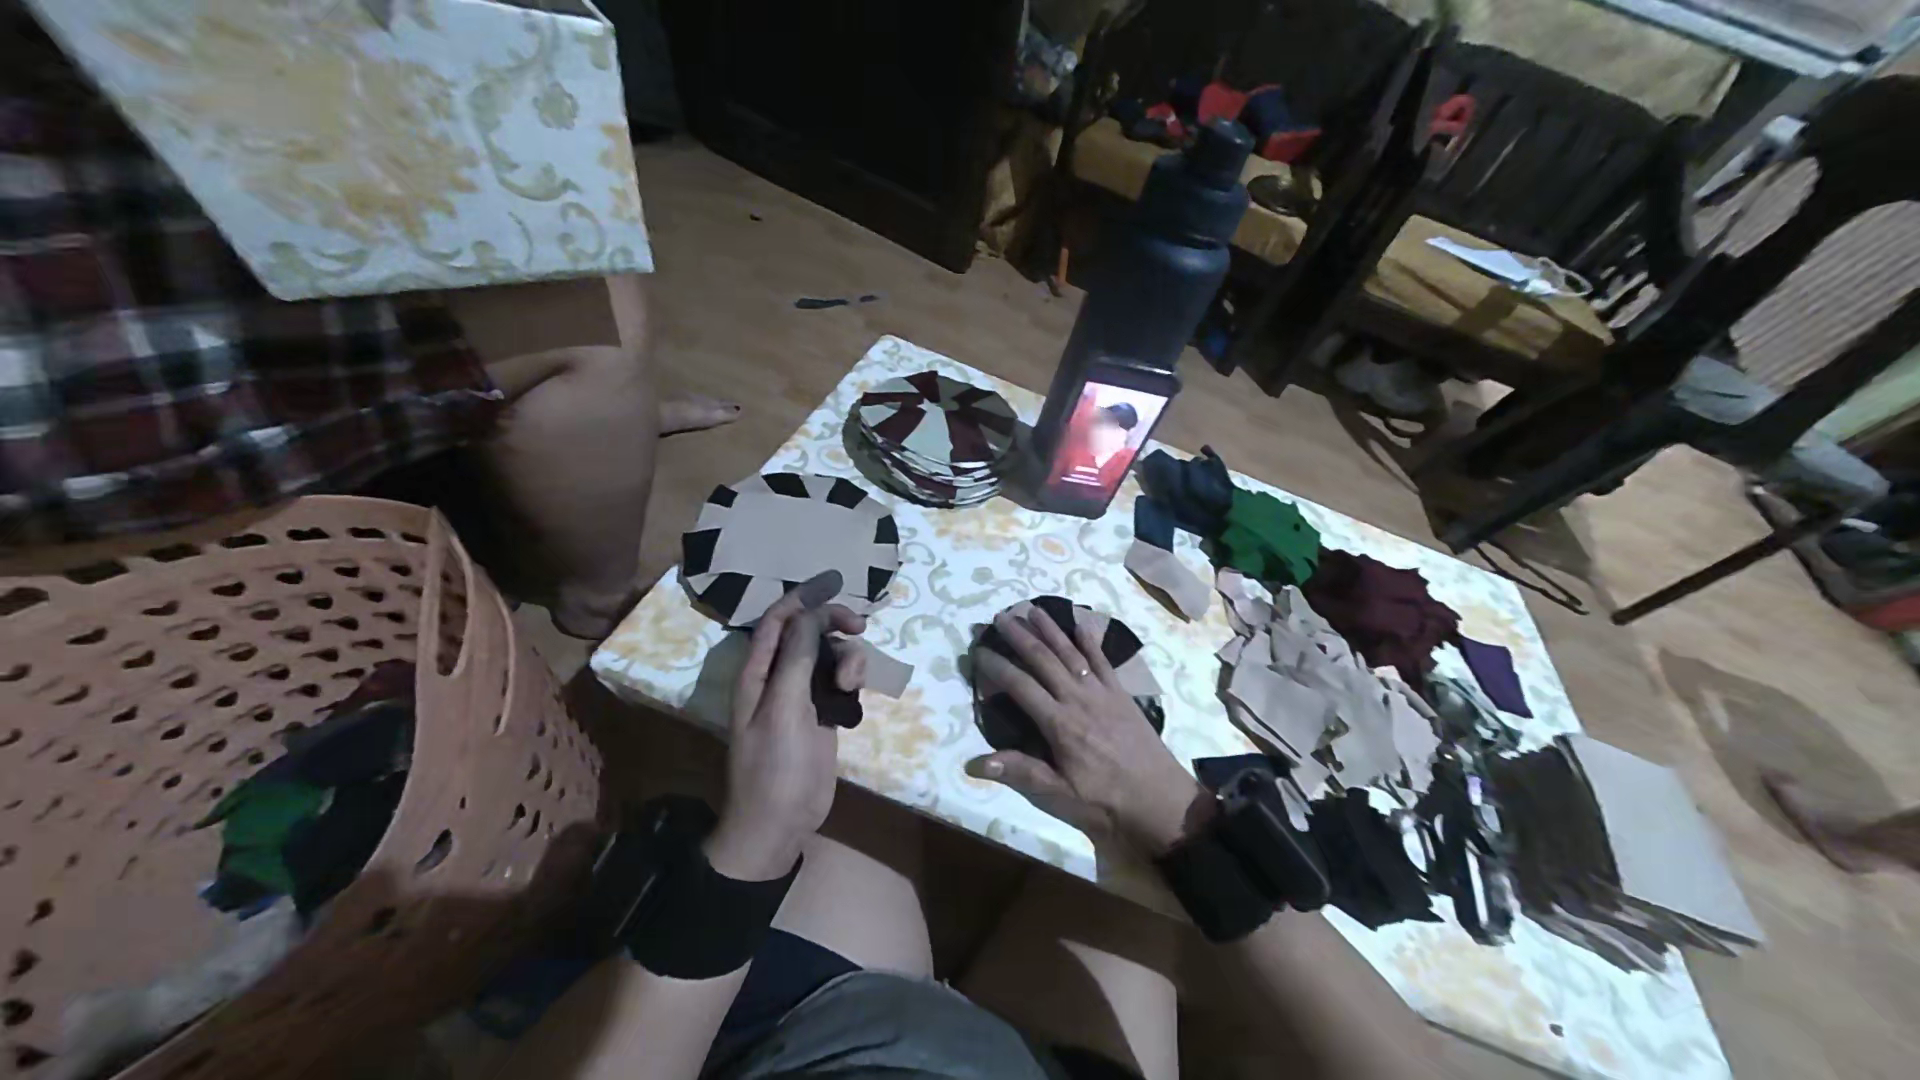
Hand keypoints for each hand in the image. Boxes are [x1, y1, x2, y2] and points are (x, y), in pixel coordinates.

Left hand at [706, 571, 867, 880]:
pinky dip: (852, 682)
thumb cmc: (774, 767)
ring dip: (847, 660)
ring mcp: (801, 696)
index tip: (836, 580)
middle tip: (859, 627)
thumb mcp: (784, 709)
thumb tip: (809, 615)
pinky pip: (840, 682)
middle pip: (809, 632)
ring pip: (830, 656)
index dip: (803, 596)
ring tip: (850, 687)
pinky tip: (854, 701)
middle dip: (834, 624)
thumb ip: (796, 659)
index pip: (779, 619)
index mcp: (758, 672)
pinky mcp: (822, 715)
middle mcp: (778, 677)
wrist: (779, 824)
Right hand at [967, 607, 1211, 854]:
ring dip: (1050, 629)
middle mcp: (1078, 699)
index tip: (978, 651)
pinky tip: (1079, 623)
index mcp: (1059, 724)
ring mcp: (1101, 692)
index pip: (1020, 686)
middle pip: (1043, 659)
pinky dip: (1089, 640)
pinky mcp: (1120, 693)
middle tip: (999, 617)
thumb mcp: (1059, 796)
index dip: (997, 667)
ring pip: (1070, 652)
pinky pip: (1102, 660)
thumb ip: (1020, 773)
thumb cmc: (1105, 803)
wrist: (1161, 801)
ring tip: (1031, 609)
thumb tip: (974, 763)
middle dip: (1019, 636)